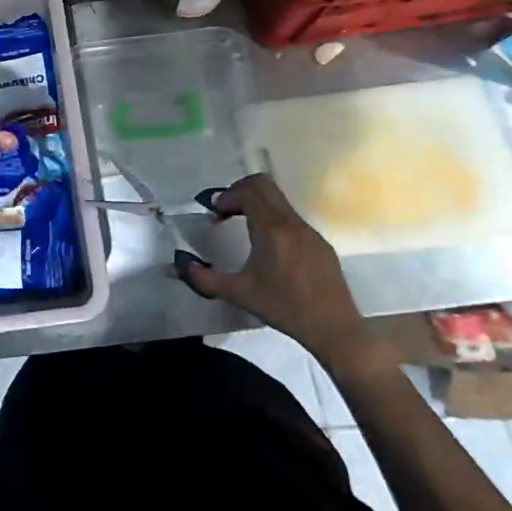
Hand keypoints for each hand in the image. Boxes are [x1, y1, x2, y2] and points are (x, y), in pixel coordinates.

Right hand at [180, 174, 372, 367]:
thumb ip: (205, 278)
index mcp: (271, 228)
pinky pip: (292, 217)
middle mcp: (291, 221)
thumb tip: (179, 265)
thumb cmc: (283, 308)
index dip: (226, 196)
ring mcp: (308, 229)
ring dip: (257, 204)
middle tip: (224, 211)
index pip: (247, 192)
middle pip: (264, 185)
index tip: (213, 213)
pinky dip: (273, 218)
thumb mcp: (239, 293)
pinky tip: (268, 247)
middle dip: (239, 191)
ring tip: (243, 226)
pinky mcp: (319, 241)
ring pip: (279, 200)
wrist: (331, 325)